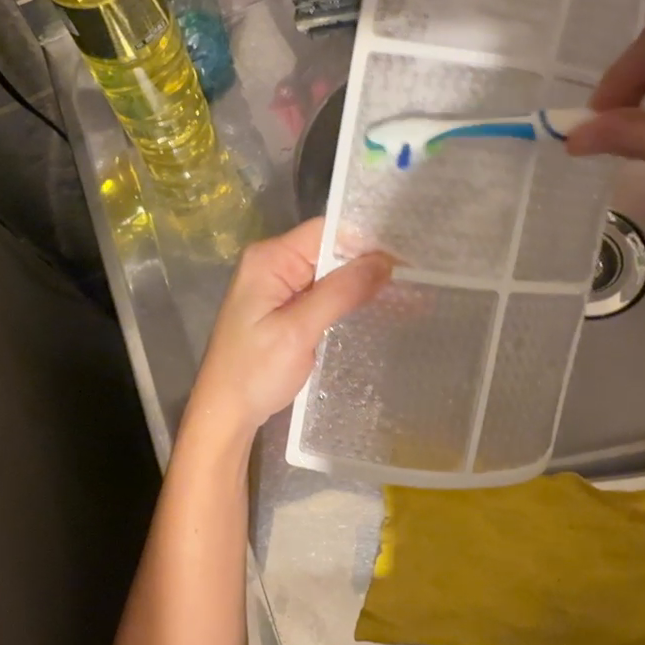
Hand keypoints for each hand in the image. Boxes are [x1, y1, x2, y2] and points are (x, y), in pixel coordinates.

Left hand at [188, 217, 392, 436]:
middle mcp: (272, 265)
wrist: (226, 412)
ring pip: (330, 273)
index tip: (406, 257)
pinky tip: (381, 308)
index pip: (324, 232)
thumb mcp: (297, 331)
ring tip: (411, 291)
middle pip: (330, 249)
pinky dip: (349, 300)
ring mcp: (278, 288)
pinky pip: (323, 294)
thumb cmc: (254, 372)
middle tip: (418, 275)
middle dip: (370, 262)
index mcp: (268, 260)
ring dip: (363, 283)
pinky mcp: (286, 310)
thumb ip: (339, 292)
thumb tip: (383, 261)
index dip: (365, 240)